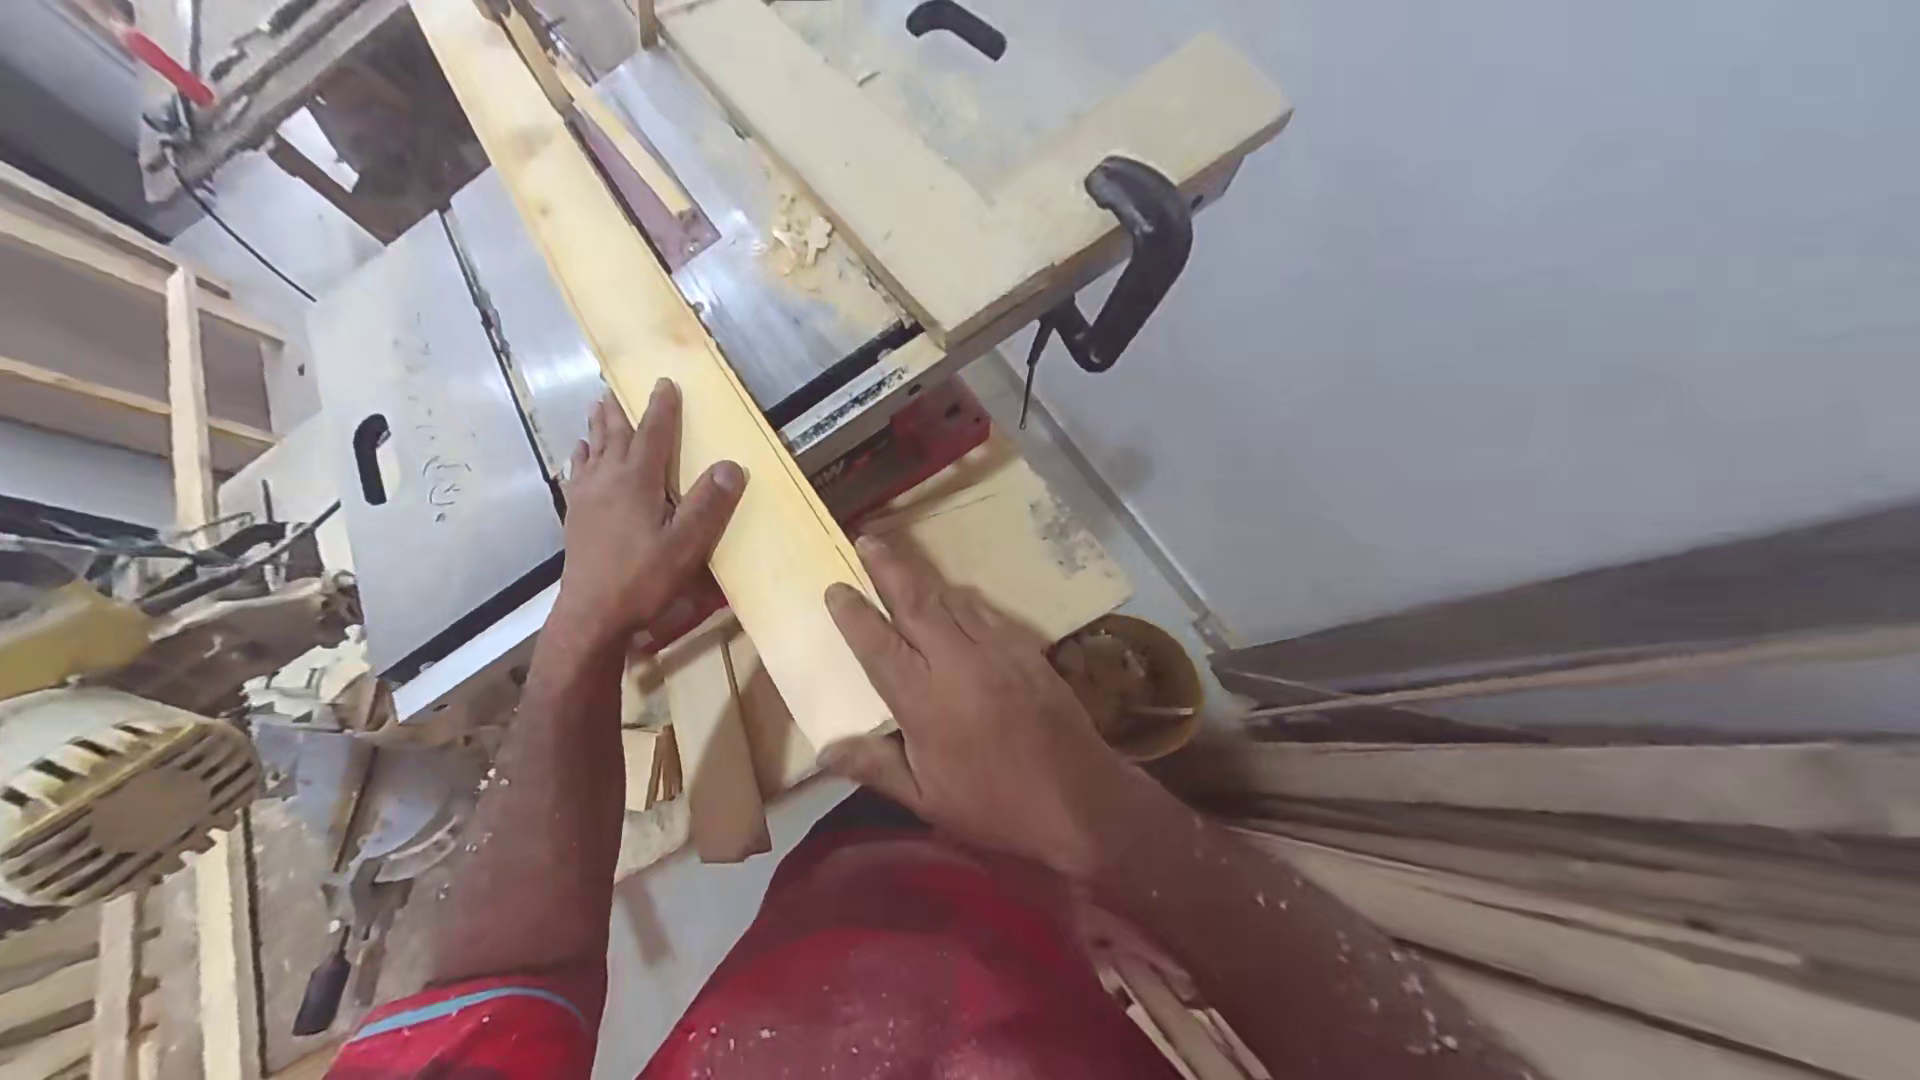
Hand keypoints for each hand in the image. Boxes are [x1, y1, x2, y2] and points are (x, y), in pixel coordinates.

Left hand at [555, 381, 744, 644]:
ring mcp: (587, 498)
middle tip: (618, 388)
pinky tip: (579, 455)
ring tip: (598, 408)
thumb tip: (730, 465)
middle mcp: (607, 481)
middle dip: (622, 411)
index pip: (652, 435)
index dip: (661, 409)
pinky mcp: (575, 516)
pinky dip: (581, 457)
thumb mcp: (686, 545)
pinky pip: (577, 474)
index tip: (664, 383)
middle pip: (615, 436)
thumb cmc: (643, 579)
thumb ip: (708, 505)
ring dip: (599, 428)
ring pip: (593, 451)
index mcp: (636, 482)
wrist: (592, 614)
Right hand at [821, 535, 1147, 879]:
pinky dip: (963, 599)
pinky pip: (986, 612)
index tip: (835, 587)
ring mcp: (997, 651)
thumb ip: (876, 768)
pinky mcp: (1027, 650)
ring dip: (924, 577)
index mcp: (925, 702)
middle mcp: (958, 663)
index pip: (879, 646)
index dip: (854, 613)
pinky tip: (955, 596)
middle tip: (867, 539)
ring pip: (952, 600)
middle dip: (888, 568)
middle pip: (915, 603)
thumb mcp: (927, 800)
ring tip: (901, 559)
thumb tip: (825, 751)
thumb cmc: (996, 806)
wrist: (1080, 798)